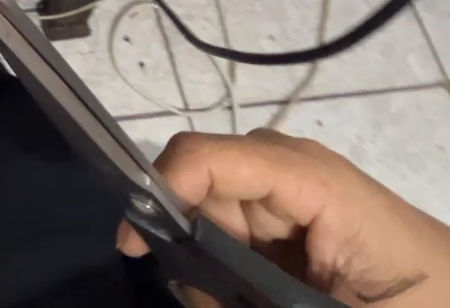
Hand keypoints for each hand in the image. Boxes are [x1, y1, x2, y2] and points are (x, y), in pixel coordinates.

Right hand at [120, 129, 449, 307]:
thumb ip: (250, 294)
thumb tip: (181, 284)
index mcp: (314, 180)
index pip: (208, 157)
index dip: (161, 189)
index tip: (135, 248)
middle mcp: (300, 172)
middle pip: (207, 183)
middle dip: (190, 240)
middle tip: (206, 300)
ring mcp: (307, 196)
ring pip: (222, 213)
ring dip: (216, 262)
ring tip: (241, 300)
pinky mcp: (313, 224)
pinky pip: (249, 235)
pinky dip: (238, 269)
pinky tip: (256, 296)